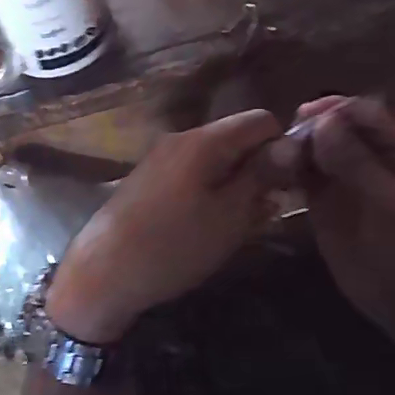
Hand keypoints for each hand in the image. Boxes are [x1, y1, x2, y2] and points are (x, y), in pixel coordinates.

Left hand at [48, 109, 284, 342]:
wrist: (102, 274)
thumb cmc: (174, 246)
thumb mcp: (229, 216)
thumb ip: (261, 176)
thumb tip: (292, 145)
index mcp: (204, 141)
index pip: (261, 120)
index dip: (282, 146)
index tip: (289, 183)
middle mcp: (181, 139)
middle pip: (236, 139)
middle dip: (258, 169)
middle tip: (266, 211)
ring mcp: (160, 159)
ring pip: (214, 160)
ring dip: (235, 185)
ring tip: (239, 225)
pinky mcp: (147, 181)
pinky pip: (191, 176)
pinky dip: (209, 194)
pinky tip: (208, 227)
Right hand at [297, 97, 394, 339]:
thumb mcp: (393, 205)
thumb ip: (359, 164)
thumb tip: (323, 123)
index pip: (371, 116)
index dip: (340, 109)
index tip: (308, 114)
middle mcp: (374, 162)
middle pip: (340, 129)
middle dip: (315, 126)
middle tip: (286, 132)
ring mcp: (348, 184)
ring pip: (320, 152)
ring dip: (299, 147)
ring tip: (276, 150)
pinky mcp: (326, 207)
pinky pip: (306, 179)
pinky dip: (291, 171)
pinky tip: (274, 169)